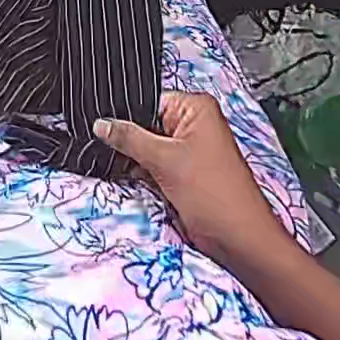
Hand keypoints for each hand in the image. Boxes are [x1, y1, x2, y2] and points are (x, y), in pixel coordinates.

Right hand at [95, 92, 292, 259]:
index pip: (149, 100)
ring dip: (136, 160)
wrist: (238, 238)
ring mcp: (190, 148)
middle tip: (110, 152)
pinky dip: (144, 172)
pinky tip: (135, 179)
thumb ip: (129, 139)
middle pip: (147, 123)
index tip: (102, 129)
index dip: (126, 115)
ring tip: (126, 168)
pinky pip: (155, 163)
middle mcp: (194, 122)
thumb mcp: (164, 160)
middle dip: (129, 140)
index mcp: (196, 107)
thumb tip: (101, 124)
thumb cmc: (213, 194)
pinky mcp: (184, 170)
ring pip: (148, 146)